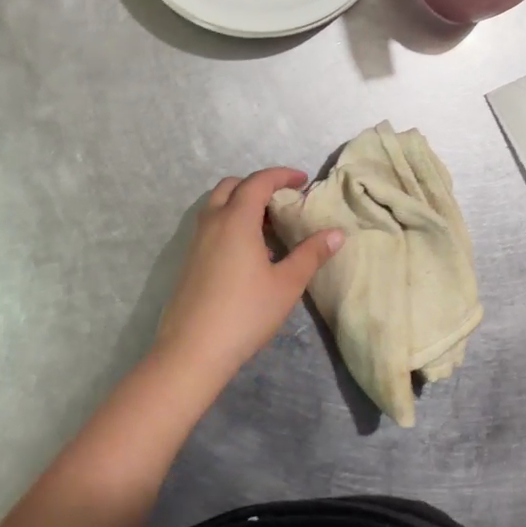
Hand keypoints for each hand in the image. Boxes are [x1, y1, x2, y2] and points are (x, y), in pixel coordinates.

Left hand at [153, 167, 343, 381]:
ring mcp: (196, 241)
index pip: (258, 181)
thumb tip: (336, 233)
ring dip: (241, 204)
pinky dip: (230, 223)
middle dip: (258, 185)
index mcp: (236, 219)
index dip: (281, 175)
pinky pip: (211, 226)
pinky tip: (249, 254)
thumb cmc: (245, 313)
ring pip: (217, 206)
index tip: (302, 181)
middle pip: (232, 186)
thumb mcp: (287, 284)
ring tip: (268, 228)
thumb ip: (311, 254)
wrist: (192, 350)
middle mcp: (212, 222)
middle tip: (282, 201)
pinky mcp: (189, 261)